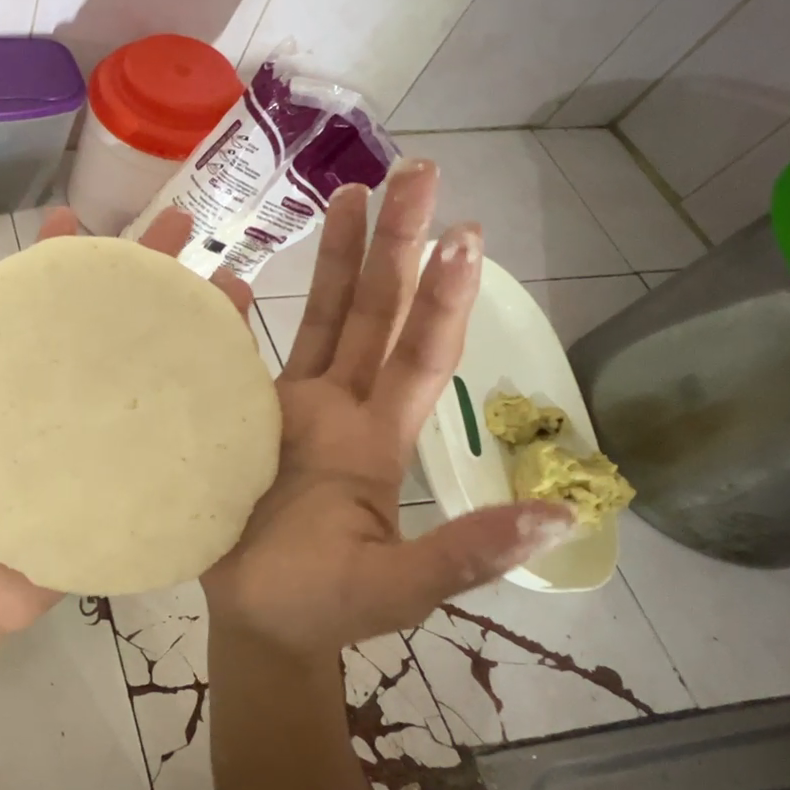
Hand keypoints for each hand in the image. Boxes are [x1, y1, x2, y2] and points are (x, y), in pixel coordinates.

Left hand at [0, 206, 254, 632]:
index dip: (54, 263)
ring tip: (231, 284)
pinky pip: (174, 440)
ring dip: (194, 324)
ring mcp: (101, 442)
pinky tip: (241, 375)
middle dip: (143, 271)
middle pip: (107, 326)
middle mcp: (62, 405)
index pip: (35, 312)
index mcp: (9, 391)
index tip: (72, 219)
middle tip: (182, 225)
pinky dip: (210, 405)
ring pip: (153, 372)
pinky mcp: (131, 485)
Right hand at [201, 159, 576, 654]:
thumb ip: (464, 553)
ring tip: (346, 194)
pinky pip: (241, 355)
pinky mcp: (243, 417)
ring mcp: (292, 410)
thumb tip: (562, 516)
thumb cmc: (324, 606)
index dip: (442, 297)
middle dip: (395, 246)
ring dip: (334, 260)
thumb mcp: (400, 587)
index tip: (463, 233)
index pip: (420, 354)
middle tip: (413, 171)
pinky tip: (226, 277)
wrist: (255, 619)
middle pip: (375, 316)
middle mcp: (342, 410)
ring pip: (320, 322)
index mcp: (379, 439)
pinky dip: (234, 316)